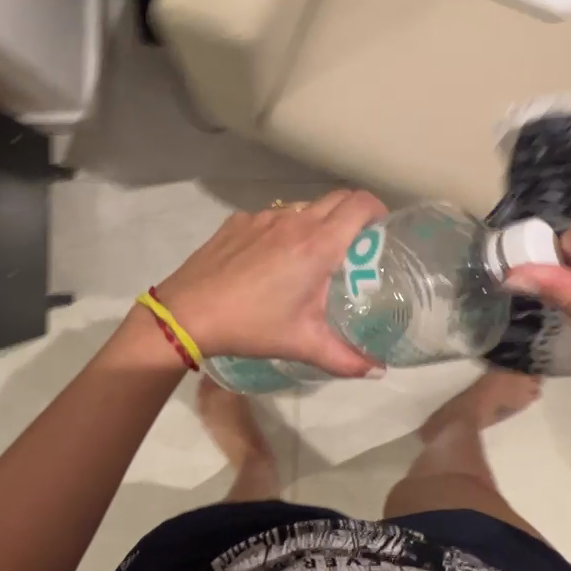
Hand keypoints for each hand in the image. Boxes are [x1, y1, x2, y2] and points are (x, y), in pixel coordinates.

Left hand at [154, 190, 388, 377]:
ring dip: (315, 223)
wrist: (187, 313)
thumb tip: (377, 370)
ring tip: (313, 256)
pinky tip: (270, 261)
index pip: (361, 204)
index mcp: (317, 244)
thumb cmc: (250, 325)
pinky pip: (270, 217)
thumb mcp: (302, 343)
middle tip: (355, 247)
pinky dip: (281, 230)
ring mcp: (261, 217)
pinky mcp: (236, 222)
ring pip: (302, 207)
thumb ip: (345, 358)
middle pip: (336, 199)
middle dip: (352, 216)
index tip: (382, 231)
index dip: (378, 210)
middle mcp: (293, 221)